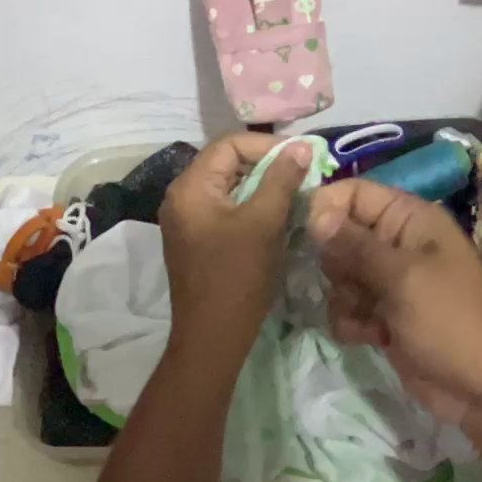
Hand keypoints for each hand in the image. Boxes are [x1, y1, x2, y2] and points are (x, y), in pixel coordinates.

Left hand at [158, 134, 311, 370]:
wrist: (211, 337)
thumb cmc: (237, 277)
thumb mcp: (264, 223)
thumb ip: (281, 179)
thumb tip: (301, 147)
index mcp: (190, 187)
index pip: (228, 144)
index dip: (267, 145)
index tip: (302, 157)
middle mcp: (180, 196)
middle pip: (225, 162)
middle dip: (265, 163)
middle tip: (301, 174)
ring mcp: (184, 219)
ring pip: (226, 185)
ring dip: (260, 185)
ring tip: (293, 193)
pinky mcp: (194, 238)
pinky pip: (222, 207)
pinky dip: (248, 204)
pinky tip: (273, 215)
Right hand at [308, 178, 481, 424]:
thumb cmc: (452, 322)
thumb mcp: (403, 278)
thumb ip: (355, 244)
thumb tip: (314, 212)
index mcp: (410, 219)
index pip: (352, 193)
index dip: (327, 210)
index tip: (310, 239)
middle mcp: (397, 243)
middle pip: (339, 235)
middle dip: (335, 263)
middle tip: (352, 283)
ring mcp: (390, 281)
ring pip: (338, 275)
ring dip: (343, 297)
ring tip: (368, 316)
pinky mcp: (383, 315)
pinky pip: (347, 306)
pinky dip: (352, 321)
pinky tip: (371, 337)